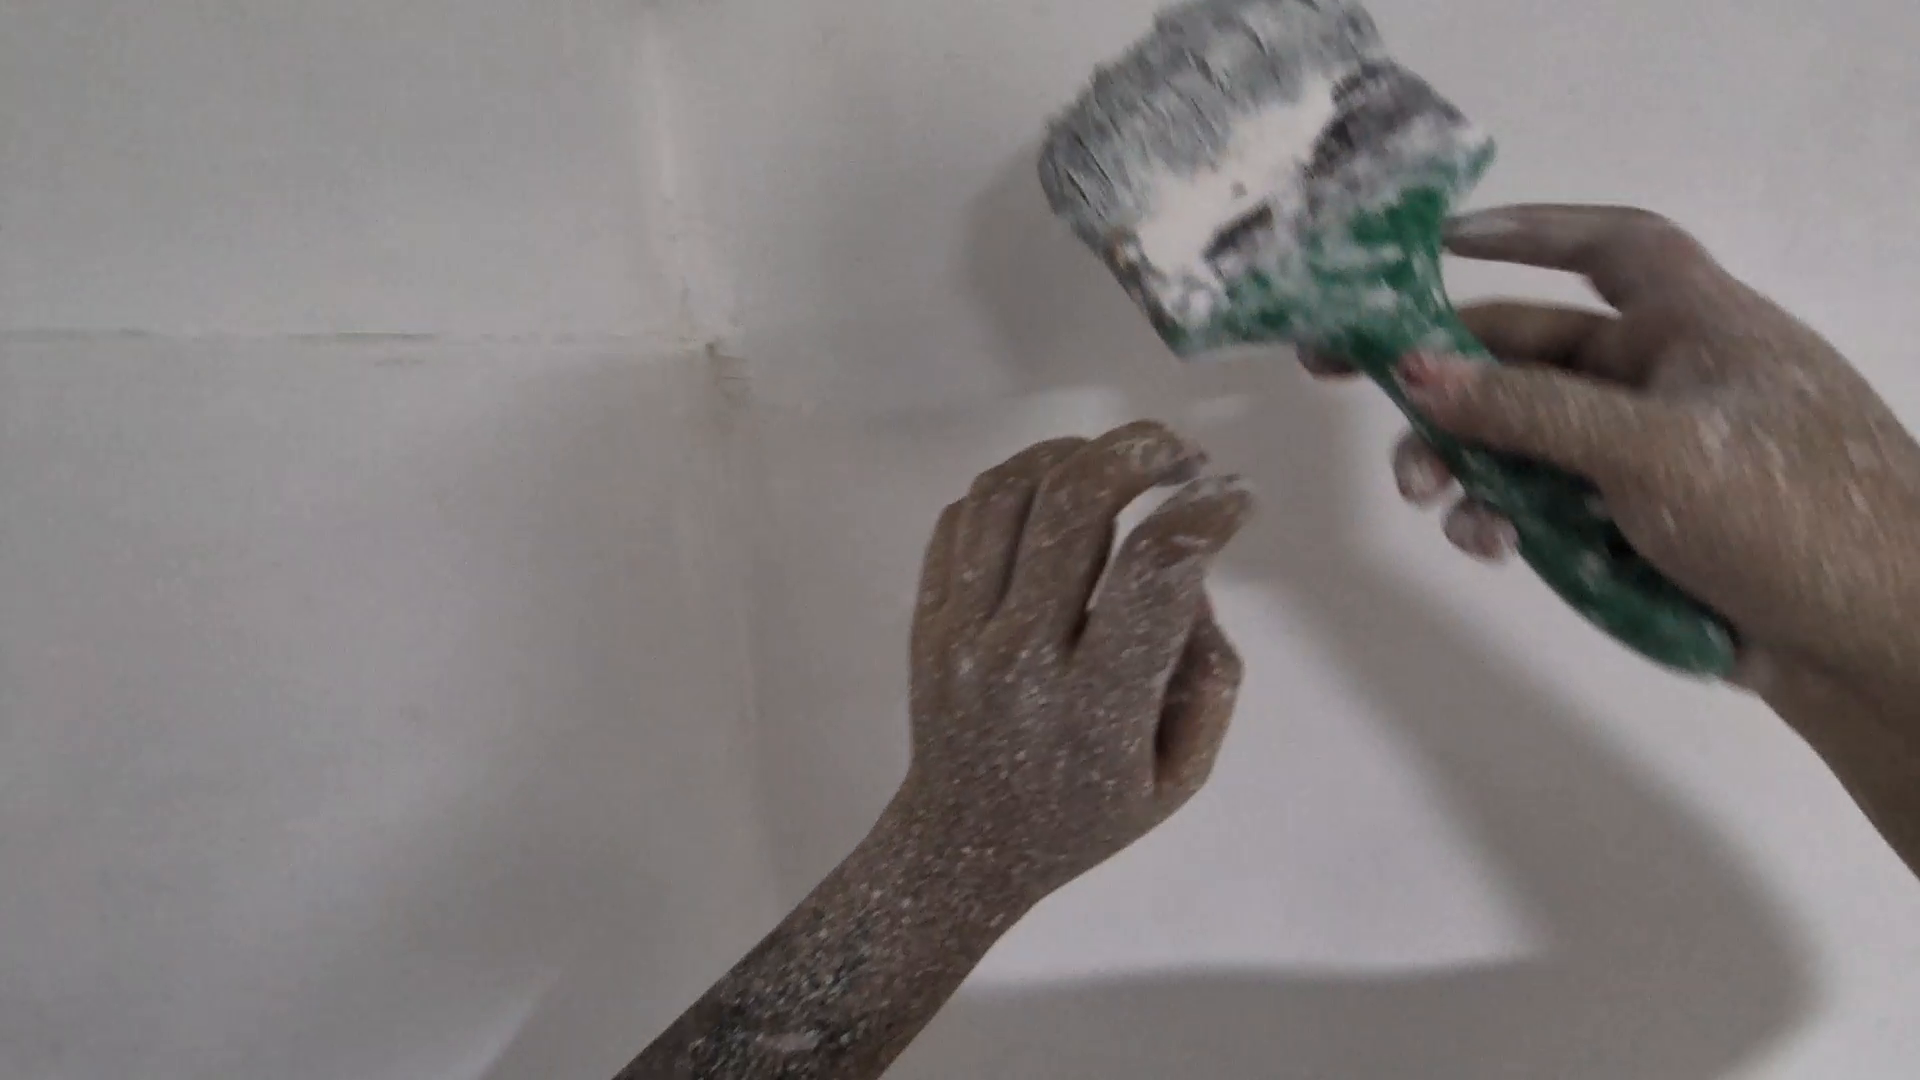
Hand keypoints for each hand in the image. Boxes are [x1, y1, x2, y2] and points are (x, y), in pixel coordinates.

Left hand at [894, 421, 1254, 907]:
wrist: (964, 841)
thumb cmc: (1086, 816)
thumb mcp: (1181, 771)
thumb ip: (1207, 668)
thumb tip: (1188, 569)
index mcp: (1096, 704)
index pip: (1154, 568)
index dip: (1206, 510)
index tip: (1234, 496)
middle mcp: (1019, 654)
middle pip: (1075, 503)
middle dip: (1141, 450)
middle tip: (1180, 453)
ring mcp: (959, 629)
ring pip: (1008, 491)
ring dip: (1073, 452)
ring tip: (1115, 459)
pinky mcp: (926, 616)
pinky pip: (963, 516)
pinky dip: (1015, 485)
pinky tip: (1051, 498)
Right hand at [1307, 204, 1919, 700]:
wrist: (1876, 648)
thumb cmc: (1793, 521)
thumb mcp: (1654, 453)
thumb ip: (1526, 410)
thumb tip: (1411, 372)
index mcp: (1693, 332)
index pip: (1613, 249)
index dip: (1530, 233)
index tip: (1440, 242)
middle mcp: (1651, 381)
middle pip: (1519, 353)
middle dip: (1435, 373)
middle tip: (1337, 372)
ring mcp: (1624, 453)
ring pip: (1503, 435)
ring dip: (1451, 459)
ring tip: (1422, 496)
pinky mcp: (1607, 516)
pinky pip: (1521, 497)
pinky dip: (1490, 515)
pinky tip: (1487, 544)